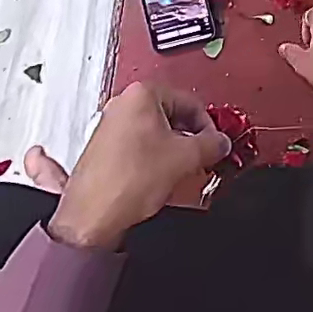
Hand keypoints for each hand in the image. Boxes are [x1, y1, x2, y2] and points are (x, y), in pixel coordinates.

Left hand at [44, 82, 229, 249]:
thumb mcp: (185, 157)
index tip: (214, 144)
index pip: (191, 103)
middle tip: (200, 157)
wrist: (91, 217)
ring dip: (173, 150)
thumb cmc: (126, 181)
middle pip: (173, 116)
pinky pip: (139, 146)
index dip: (207, 126)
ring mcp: (110, 126)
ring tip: (179, 170)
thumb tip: (220, 142)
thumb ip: (211, 144)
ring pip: (156, 132)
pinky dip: (154, 158)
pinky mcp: (104, 148)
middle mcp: (123, 104)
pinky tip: (159, 177)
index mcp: (142, 94)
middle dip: (190, 139)